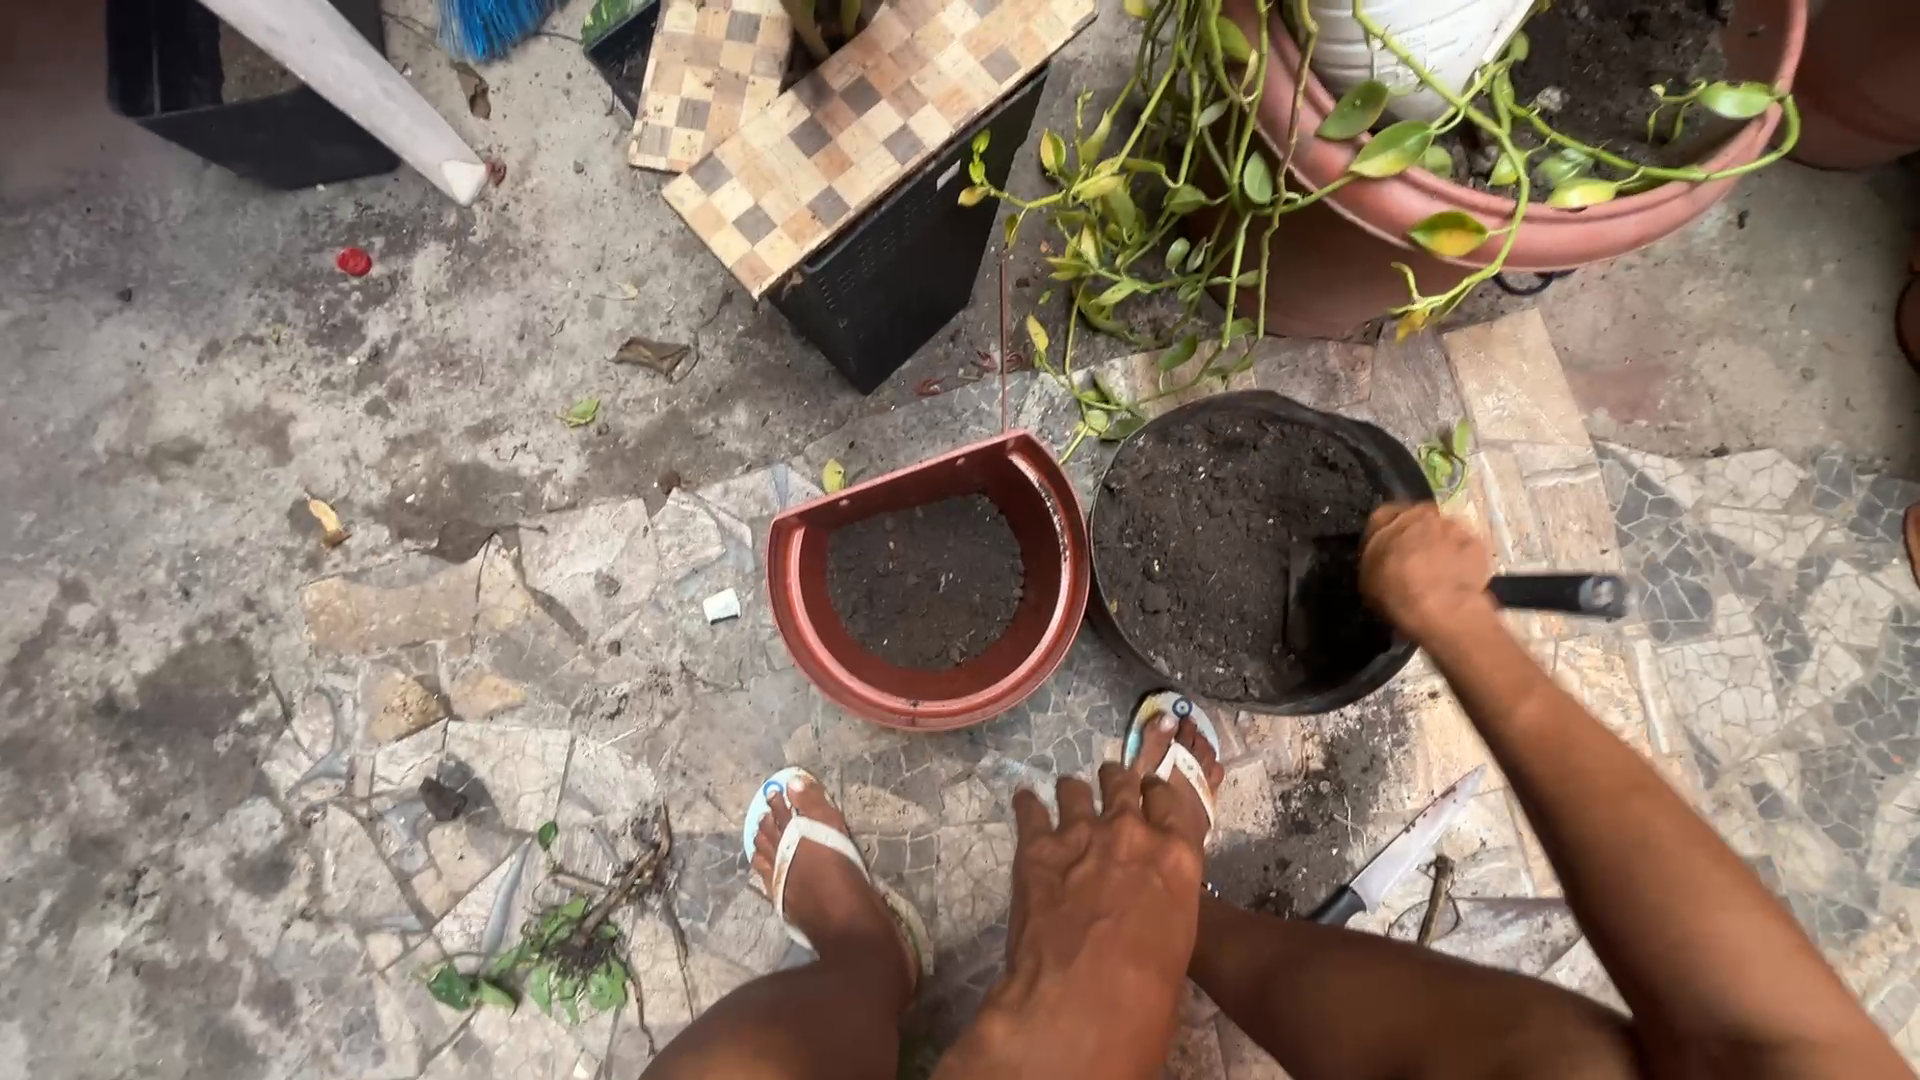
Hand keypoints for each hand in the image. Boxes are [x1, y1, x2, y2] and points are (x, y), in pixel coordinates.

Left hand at [937, 767, 1201, 1079]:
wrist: (1080, 1002)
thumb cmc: (1145, 997)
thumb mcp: (1177, 947)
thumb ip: (1162, 908)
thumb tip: (1147, 915)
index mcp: (1175, 857)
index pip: (1168, 800)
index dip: (1155, 793)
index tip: (1147, 791)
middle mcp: (1130, 832)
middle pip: (1122, 783)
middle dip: (1115, 781)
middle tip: (1109, 785)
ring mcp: (1080, 833)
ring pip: (1075, 788)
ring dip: (1072, 792)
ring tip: (1067, 796)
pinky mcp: (1036, 846)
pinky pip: (1030, 808)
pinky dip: (1027, 805)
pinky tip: (1025, 803)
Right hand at [1360, 502, 1495, 643]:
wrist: (1441, 607)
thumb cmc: (1394, 591)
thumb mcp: (1367, 575)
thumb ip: (1375, 554)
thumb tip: (1384, 551)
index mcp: (1389, 520)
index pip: (1384, 515)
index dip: (1386, 532)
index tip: (1387, 547)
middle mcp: (1422, 515)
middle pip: (1419, 519)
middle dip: (1417, 534)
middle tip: (1416, 557)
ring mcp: (1454, 527)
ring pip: (1445, 531)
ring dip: (1442, 543)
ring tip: (1441, 568)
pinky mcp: (1478, 543)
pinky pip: (1466, 546)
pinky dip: (1463, 556)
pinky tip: (1458, 576)